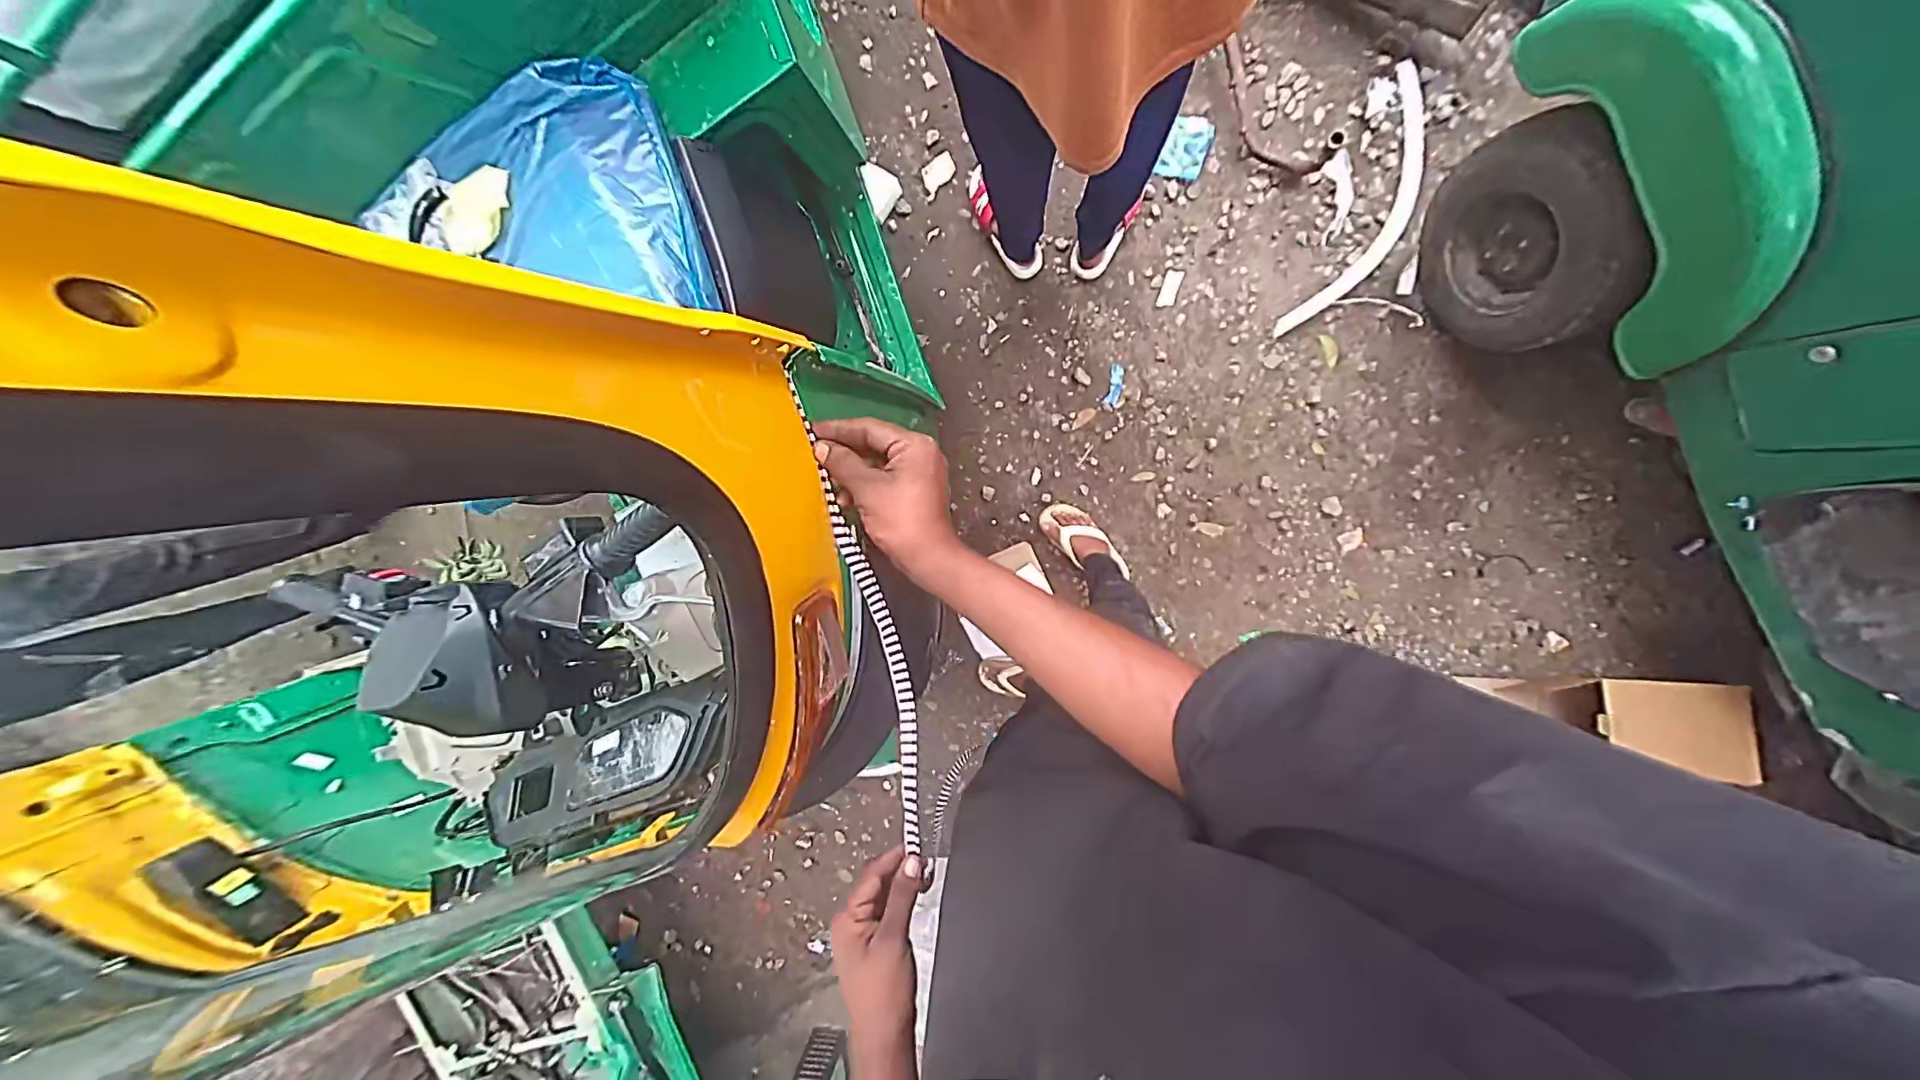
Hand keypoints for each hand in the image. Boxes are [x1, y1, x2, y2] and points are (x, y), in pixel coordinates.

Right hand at [814, 418, 961, 581]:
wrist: (927, 558)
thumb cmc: (905, 524)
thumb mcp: (867, 489)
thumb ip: (843, 463)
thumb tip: (822, 448)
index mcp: (915, 445)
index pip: (869, 428)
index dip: (838, 430)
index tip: (814, 431)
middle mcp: (919, 454)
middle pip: (872, 444)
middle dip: (843, 453)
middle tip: (815, 454)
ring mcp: (917, 472)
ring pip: (875, 463)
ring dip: (850, 472)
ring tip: (826, 480)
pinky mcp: (911, 490)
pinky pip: (881, 479)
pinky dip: (862, 485)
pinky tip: (843, 496)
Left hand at [831, 847, 923, 1074]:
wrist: (885, 1034)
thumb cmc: (882, 994)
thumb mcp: (894, 936)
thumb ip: (902, 895)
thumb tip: (911, 862)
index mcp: (847, 918)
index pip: (872, 875)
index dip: (894, 858)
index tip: (914, 846)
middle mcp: (851, 922)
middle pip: (878, 884)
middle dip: (901, 871)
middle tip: (924, 861)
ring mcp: (862, 934)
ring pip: (885, 897)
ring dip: (903, 886)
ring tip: (924, 876)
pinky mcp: (875, 944)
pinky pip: (889, 912)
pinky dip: (903, 902)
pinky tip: (917, 897)